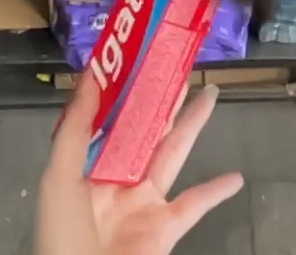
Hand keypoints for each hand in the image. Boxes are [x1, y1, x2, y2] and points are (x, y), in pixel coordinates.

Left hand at [35, 77, 244, 254]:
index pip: (108, 120)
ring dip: (192, 125)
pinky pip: (194, 206)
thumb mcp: (59, 178)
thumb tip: (90, 78)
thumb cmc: (64, 235)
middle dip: (163, 100)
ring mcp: (144, 203)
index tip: (137, 60)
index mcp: (88, 168)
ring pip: (173, 154)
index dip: (122, 91)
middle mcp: (118, 181)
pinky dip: (216, 192)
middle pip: (145, 130)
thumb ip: (76, 129)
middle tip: (181, 68)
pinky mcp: (165, 228)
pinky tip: (236, 177)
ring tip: (211, 94)